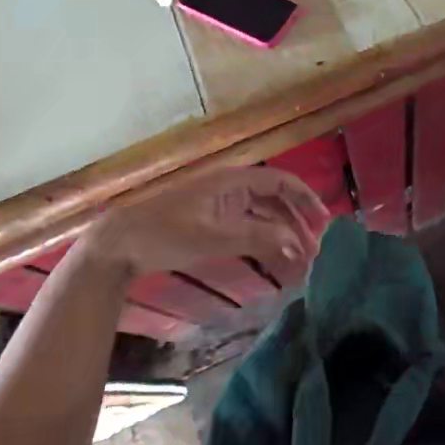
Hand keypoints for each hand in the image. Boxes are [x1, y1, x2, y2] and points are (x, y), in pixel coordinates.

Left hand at [74, 167, 331, 282]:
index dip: (306, 199)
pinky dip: (262, 242)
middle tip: (314, 253)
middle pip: (274, 200)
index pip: (280, 182)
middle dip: (296, 223)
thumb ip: (258, 237)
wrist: (119, 243)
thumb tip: (298, 243)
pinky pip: (245, 228)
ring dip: (281, 235)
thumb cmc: (165, 234)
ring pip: (261, 216)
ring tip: (299, 263)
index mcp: (231, 181)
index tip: (325, 224)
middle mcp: (229, 188)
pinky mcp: (208, 222)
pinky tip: (273, 262)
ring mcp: (218, 205)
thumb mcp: (214, 237)